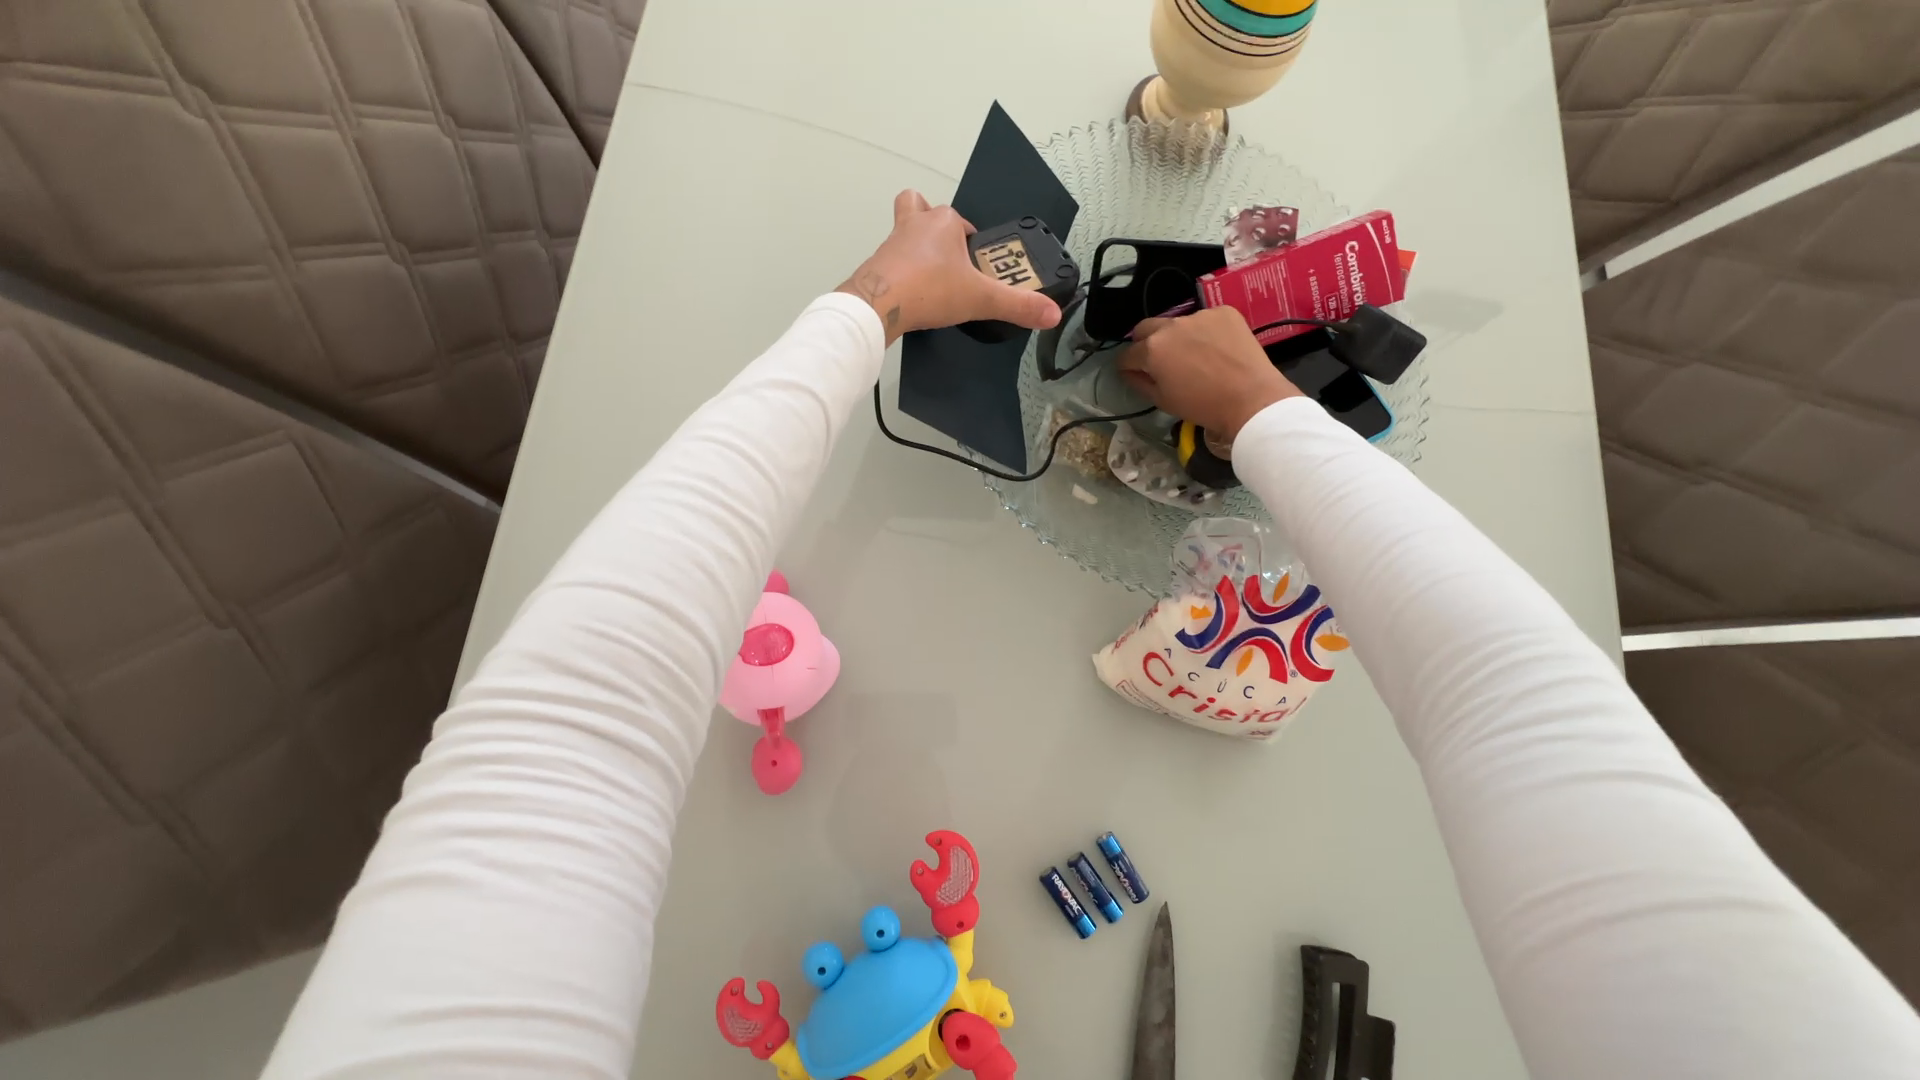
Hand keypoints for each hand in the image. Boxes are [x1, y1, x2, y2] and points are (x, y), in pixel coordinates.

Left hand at [838, 191, 1061, 343]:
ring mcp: (891, 242)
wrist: (878, 304)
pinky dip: (899, 272)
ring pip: (903, 230)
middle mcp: (916, 223)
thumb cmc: (931, 290)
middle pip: (922, 208)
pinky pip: (889, 260)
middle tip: (946, 259)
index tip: (975, 268)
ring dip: (914, 246)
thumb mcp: (981, 300)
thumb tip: (1053, 314)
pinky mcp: (875, 264)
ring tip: (927, 276)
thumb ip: (1017, 306)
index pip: (962, 223)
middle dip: (934, 227)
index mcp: (945, 222)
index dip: (970, 243)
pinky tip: (909, 294)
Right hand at [1119, 306, 1302, 440]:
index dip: (1127, 365)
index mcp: (1152, 349)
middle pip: (1146, 328)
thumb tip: (1129, 371)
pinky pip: (1206, 319)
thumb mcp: (1162, 401)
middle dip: (1144, 342)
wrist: (1250, 398)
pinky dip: (1205, 332)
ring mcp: (1199, 315)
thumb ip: (1139, 382)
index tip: (1133, 372)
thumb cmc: (1202, 406)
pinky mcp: (1224, 312)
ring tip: (1195, 356)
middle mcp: (1171, 325)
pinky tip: (1217, 349)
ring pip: (1178, 323)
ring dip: (1178, 337)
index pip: (1127, 353)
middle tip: (1158, 360)